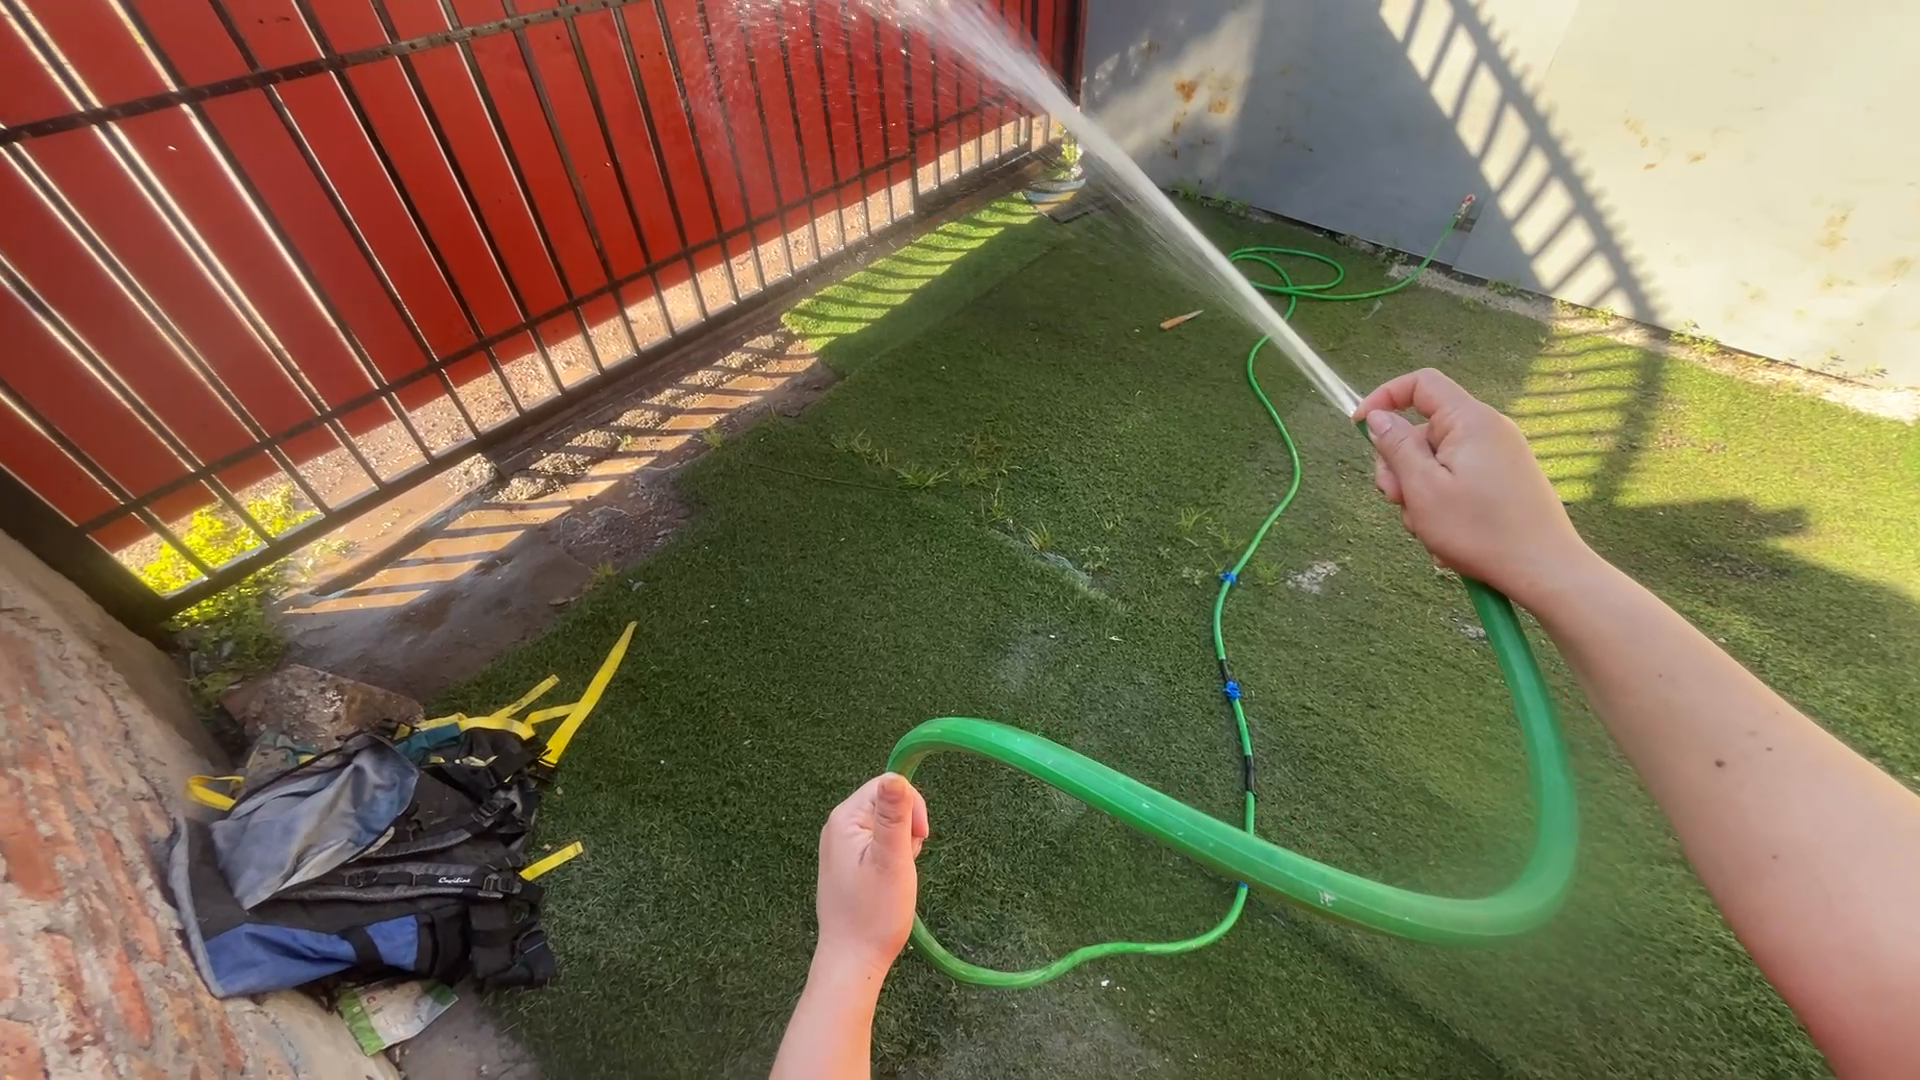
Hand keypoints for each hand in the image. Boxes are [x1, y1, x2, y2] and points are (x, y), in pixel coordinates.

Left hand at [814, 773, 929, 976]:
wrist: (853, 961)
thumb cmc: (875, 913)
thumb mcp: (892, 860)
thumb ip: (895, 816)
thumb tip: (897, 776)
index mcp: (845, 818)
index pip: (887, 785)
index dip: (911, 806)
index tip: (921, 839)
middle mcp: (839, 825)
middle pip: (886, 803)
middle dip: (907, 828)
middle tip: (907, 862)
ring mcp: (842, 844)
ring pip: (886, 823)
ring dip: (902, 843)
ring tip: (898, 873)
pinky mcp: (848, 861)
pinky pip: (879, 841)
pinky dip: (893, 855)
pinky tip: (891, 879)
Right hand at [1353, 368, 1597, 609]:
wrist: (1543, 570)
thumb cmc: (1479, 529)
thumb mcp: (1422, 487)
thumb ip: (1396, 447)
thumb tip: (1377, 418)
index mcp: (1470, 422)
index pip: (1421, 384)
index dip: (1384, 397)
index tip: (1358, 428)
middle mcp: (1487, 430)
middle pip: (1421, 429)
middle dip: (1397, 462)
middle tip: (1394, 499)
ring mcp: (1496, 455)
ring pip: (1433, 460)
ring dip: (1416, 489)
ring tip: (1425, 524)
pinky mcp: (1501, 478)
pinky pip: (1453, 478)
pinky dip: (1437, 500)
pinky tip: (1442, 530)